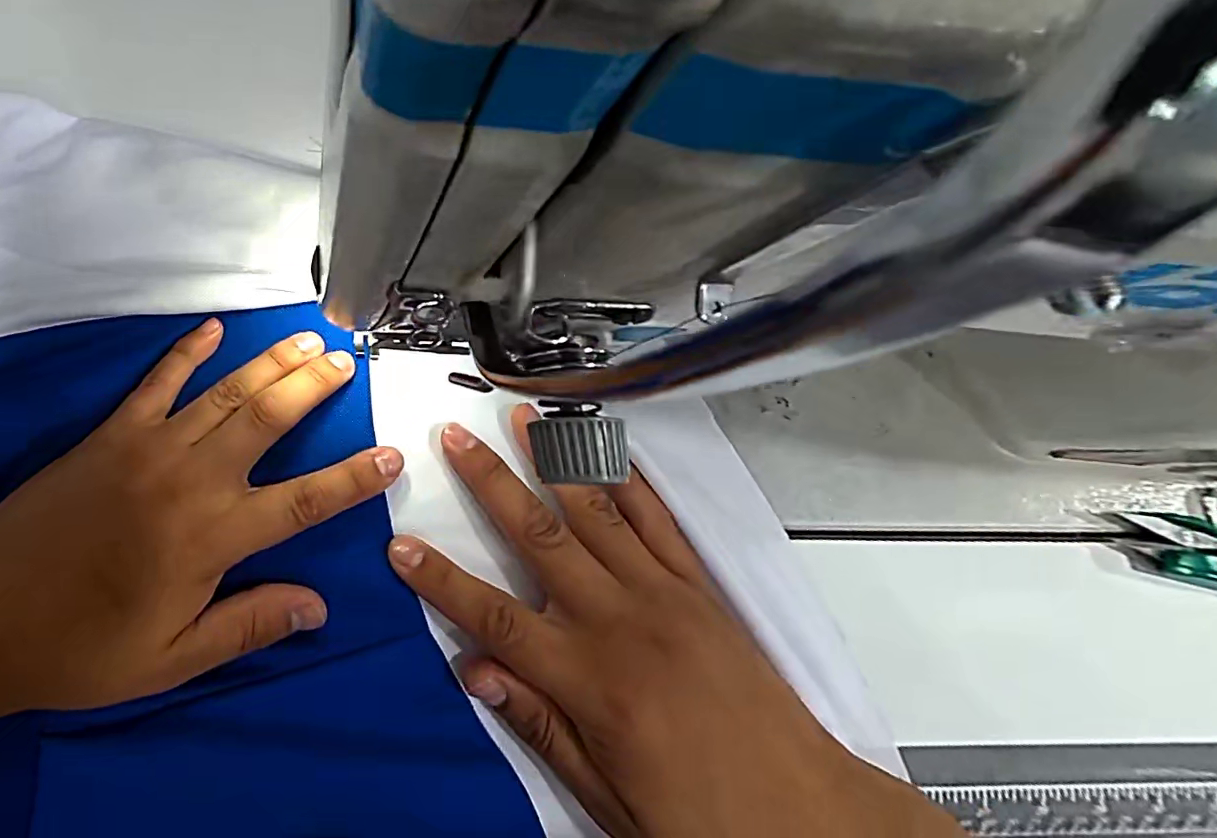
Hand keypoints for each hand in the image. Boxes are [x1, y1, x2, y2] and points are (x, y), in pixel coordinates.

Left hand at [0, 318, 400, 715]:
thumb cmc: (79, 645)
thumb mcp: (170, 658)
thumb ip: (247, 625)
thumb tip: (317, 607)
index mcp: (211, 538)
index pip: (303, 502)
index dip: (352, 478)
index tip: (390, 455)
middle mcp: (190, 480)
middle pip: (267, 421)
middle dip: (313, 388)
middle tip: (346, 361)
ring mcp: (149, 447)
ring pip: (225, 393)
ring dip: (270, 364)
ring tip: (307, 341)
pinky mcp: (111, 433)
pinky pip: (157, 382)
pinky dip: (186, 352)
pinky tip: (213, 329)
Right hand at [386, 405, 959, 837]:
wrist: (814, 823)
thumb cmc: (705, 821)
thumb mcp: (606, 797)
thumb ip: (537, 723)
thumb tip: (475, 671)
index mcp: (589, 680)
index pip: (493, 616)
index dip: (440, 580)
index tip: (402, 546)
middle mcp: (620, 622)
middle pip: (537, 536)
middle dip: (490, 481)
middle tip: (456, 439)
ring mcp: (663, 595)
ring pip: (596, 511)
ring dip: (555, 458)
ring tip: (526, 419)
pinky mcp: (699, 588)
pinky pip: (659, 521)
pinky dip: (630, 478)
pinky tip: (607, 447)